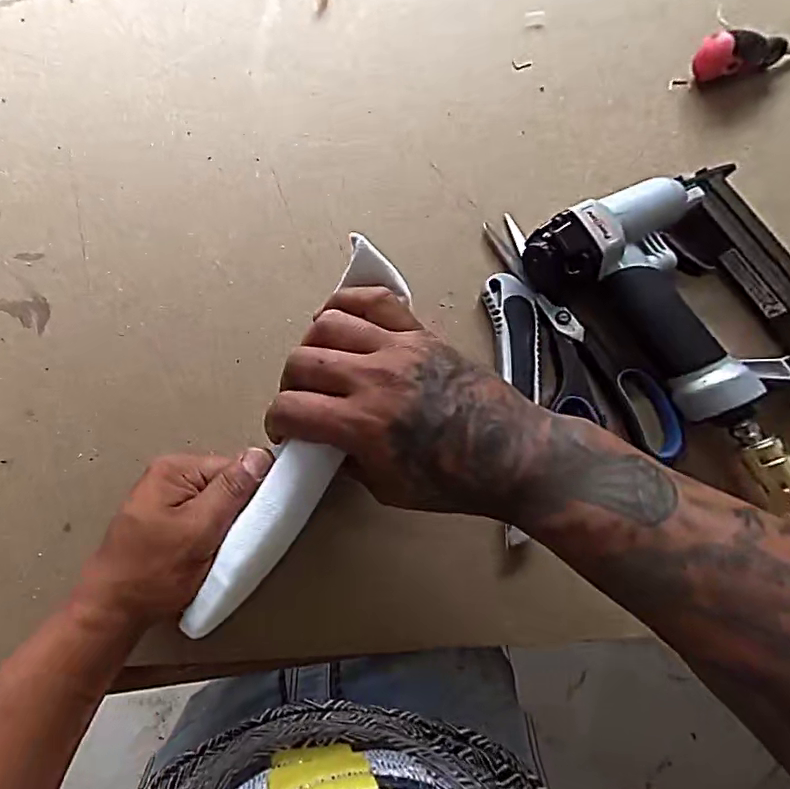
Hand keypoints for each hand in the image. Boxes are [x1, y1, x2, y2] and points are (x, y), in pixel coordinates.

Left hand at [68, 450, 273, 631]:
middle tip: (226, 543)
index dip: (251, 495)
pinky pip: (202, 522)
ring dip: (223, 530)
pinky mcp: (167, 523)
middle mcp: (167, 478)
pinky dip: (210, 539)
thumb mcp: (199, 529)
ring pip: (216, 508)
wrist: (114, 609)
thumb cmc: (147, 574)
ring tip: (211, 553)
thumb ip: (231, 491)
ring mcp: (166, 502)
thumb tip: (257, 458)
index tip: (248, 522)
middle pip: (226, 486)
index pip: (234, 466)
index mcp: (173, 469)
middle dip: (235, 514)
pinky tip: (202, 556)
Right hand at [264, 286, 547, 518]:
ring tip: (318, 361)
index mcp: (363, 424)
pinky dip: (348, 302)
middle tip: (300, 398)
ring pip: (327, 324)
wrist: (513, 455)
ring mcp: (398, 349)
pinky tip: (339, 319)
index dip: (276, 421)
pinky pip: (374, 301)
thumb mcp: (386, 487)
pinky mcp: (419, 334)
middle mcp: (375, 379)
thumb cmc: (455, 478)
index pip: (291, 408)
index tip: (283, 428)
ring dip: (310, 344)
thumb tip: (322, 443)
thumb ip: (346, 461)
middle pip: (300, 361)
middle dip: (288, 384)